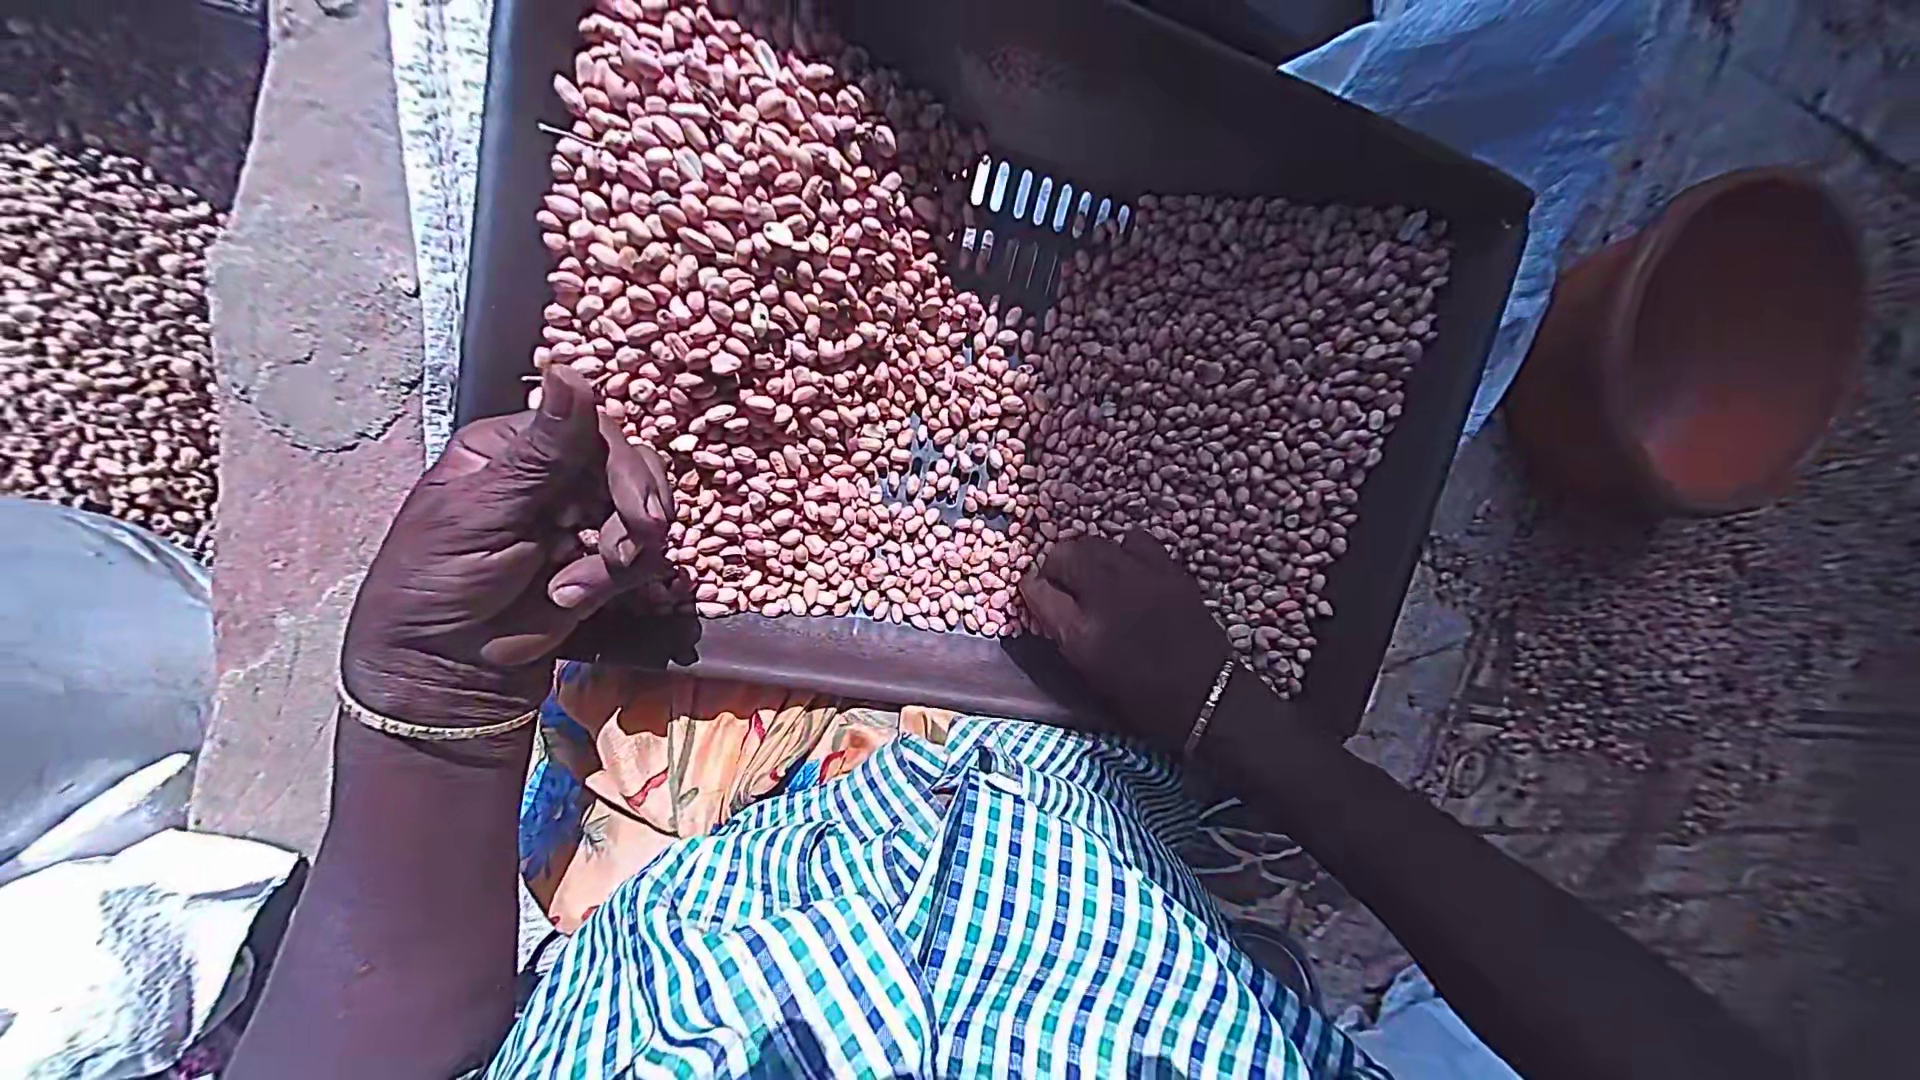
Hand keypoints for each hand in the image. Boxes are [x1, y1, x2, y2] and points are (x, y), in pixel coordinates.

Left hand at [340, 367, 673, 730]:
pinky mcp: (603, 557)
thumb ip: (541, 449)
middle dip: (635, 512)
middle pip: (633, 469)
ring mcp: (585, 517)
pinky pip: (644, 554)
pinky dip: (620, 578)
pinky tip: (575, 595)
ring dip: (626, 551)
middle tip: (626, 552)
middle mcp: (558, 476)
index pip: (596, 434)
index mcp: (517, 449)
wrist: (446, 668)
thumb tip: (569, 371)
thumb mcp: (484, 512)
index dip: (626, 470)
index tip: (639, 514)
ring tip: (582, 583)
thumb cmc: (438, 581)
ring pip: (646, 512)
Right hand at [1019, 529, 1231, 753]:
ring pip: (1094, 542)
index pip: (1036, 588)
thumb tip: (1044, 599)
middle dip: (1056, 566)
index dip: (1032, 589)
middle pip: (1063, 554)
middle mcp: (1103, 594)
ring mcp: (1138, 575)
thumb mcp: (1088, 669)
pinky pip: (1134, 541)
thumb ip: (1060, 629)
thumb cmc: (1140, 694)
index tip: (1037, 595)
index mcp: (1078, 629)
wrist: (1204, 697)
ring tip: (1094, 576)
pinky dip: (1124, 551)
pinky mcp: (1167, 569)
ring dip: (1086, 556)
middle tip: (1064, 585)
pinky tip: (1128, 569)